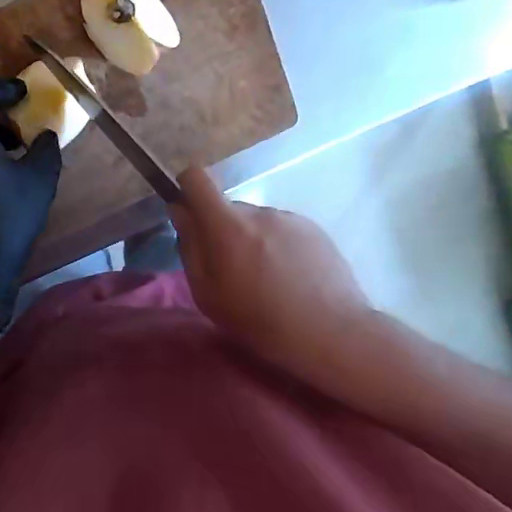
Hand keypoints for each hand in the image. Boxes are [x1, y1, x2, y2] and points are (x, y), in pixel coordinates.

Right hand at [169, 167, 371, 373]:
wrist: (331, 332)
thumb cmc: (260, 322)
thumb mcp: (208, 295)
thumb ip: (190, 248)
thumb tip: (180, 212)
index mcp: (229, 226)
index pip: (197, 179)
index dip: (187, 191)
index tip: (190, 218)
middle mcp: (260, 212)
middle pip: (228, 209)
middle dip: (222, 231)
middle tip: (233, 272)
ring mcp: (290, 218)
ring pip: (257, 221)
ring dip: (252, 241)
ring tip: (267, 280)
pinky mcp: (314, 228)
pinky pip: (282, 230)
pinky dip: (278, 247)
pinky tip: (290, 278)